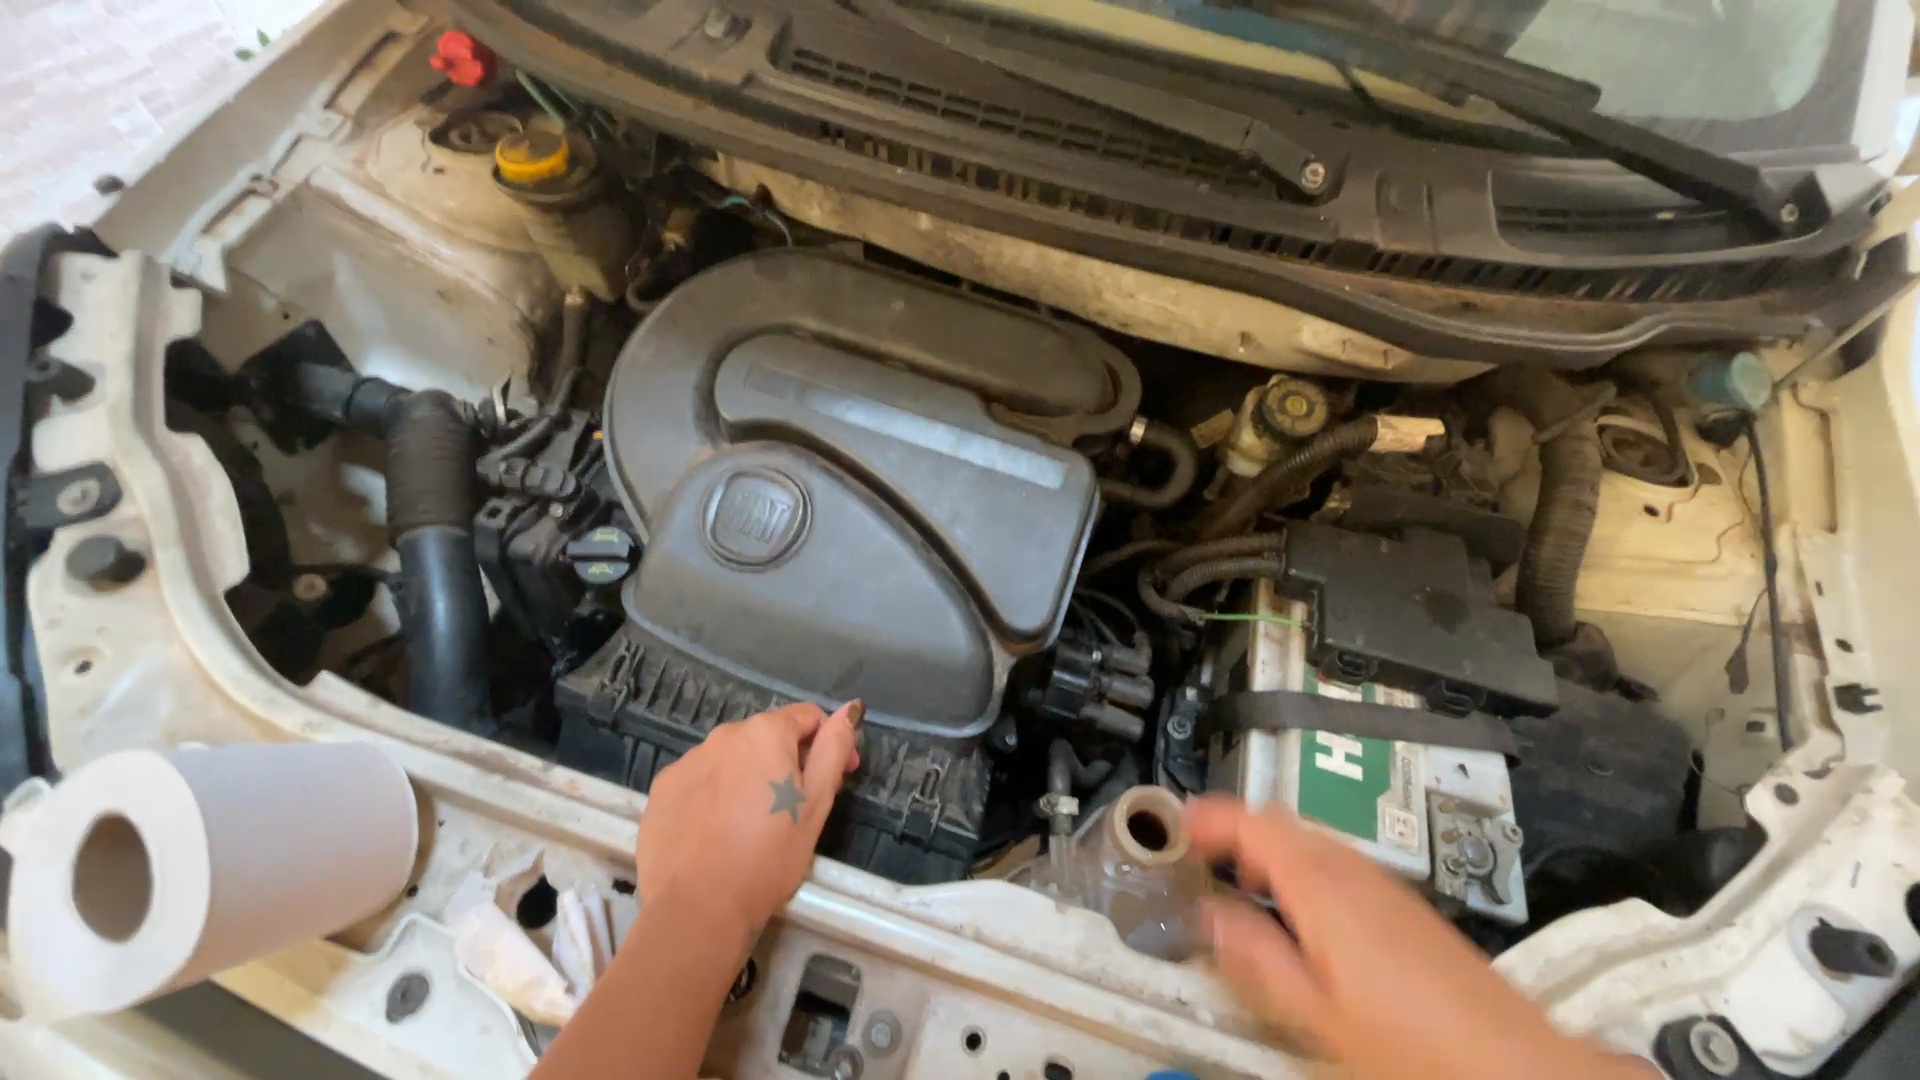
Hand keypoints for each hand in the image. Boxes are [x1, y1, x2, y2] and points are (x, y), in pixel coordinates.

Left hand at [634, 702, 861, 939]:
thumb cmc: (768, 856)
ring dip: (750, 776)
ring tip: (755, 823)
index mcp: (765, 733)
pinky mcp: (661, 791)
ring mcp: (687, 762)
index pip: (807, 716)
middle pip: (767, 736)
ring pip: (731, 759)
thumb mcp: (816, 804)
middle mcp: (723, 736)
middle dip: (788, 761)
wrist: (696, 908)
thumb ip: (833, 749)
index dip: (829, 742)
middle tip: (799, 807)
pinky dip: (716, 795)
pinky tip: (719, 831)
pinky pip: (700, 781)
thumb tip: (850, 708)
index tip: (839, 777)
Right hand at [1185, 796, 1654, 1079]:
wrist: (1517, 1066)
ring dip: (1267, 840)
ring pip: (1310, 834)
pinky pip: (1335, 855)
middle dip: (1235, 824)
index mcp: (1321, 888)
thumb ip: (1256, 956)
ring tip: (1239, 874)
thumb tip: (1208, 913)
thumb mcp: (1316, 1013)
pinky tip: (1297, 901)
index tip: (1177, 822)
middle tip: (1200, 849)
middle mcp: (1350, 870)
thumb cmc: (1411, 1045)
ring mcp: (1381, 881)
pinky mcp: (1401, 900)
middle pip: (1282, 819)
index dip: (1211, 816)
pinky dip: (1298, 858)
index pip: (1256, 825)